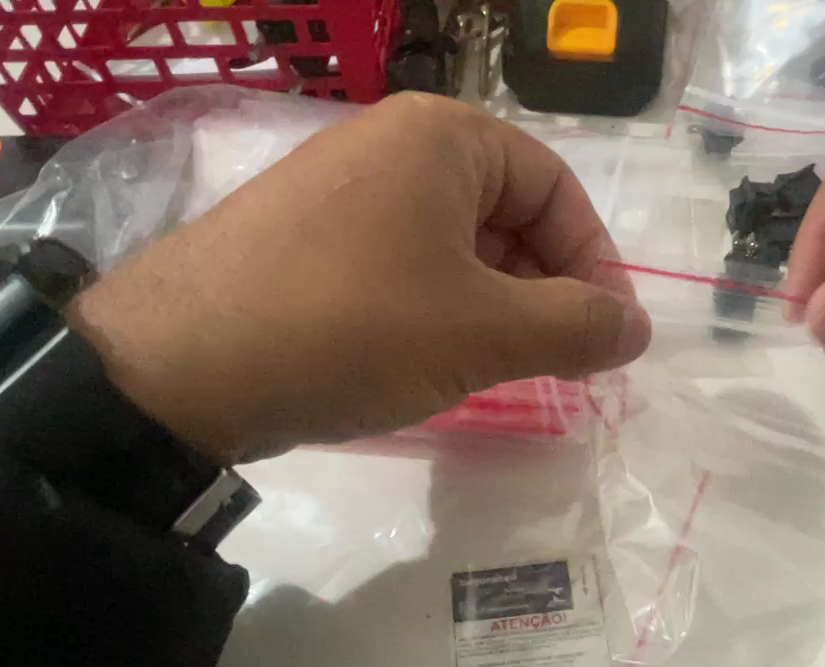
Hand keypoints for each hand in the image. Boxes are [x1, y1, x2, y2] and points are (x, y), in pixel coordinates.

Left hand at [69, 94, 650, 459]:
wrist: (185, 367)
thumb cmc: (354, 328)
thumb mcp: (483, 333)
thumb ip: (575, 327)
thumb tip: (638, 329)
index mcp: (443, 138)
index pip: (555, 189)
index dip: (593, 263)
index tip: (604, 336)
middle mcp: (391, 147)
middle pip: (505, 215)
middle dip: (541, 291)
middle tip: (553, 362)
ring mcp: (341, 194)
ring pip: (452, 249)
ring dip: (491, 309)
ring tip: (496, 369)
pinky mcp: (307, 244)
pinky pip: (401, 269)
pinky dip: (436, 313)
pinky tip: (431, 362)